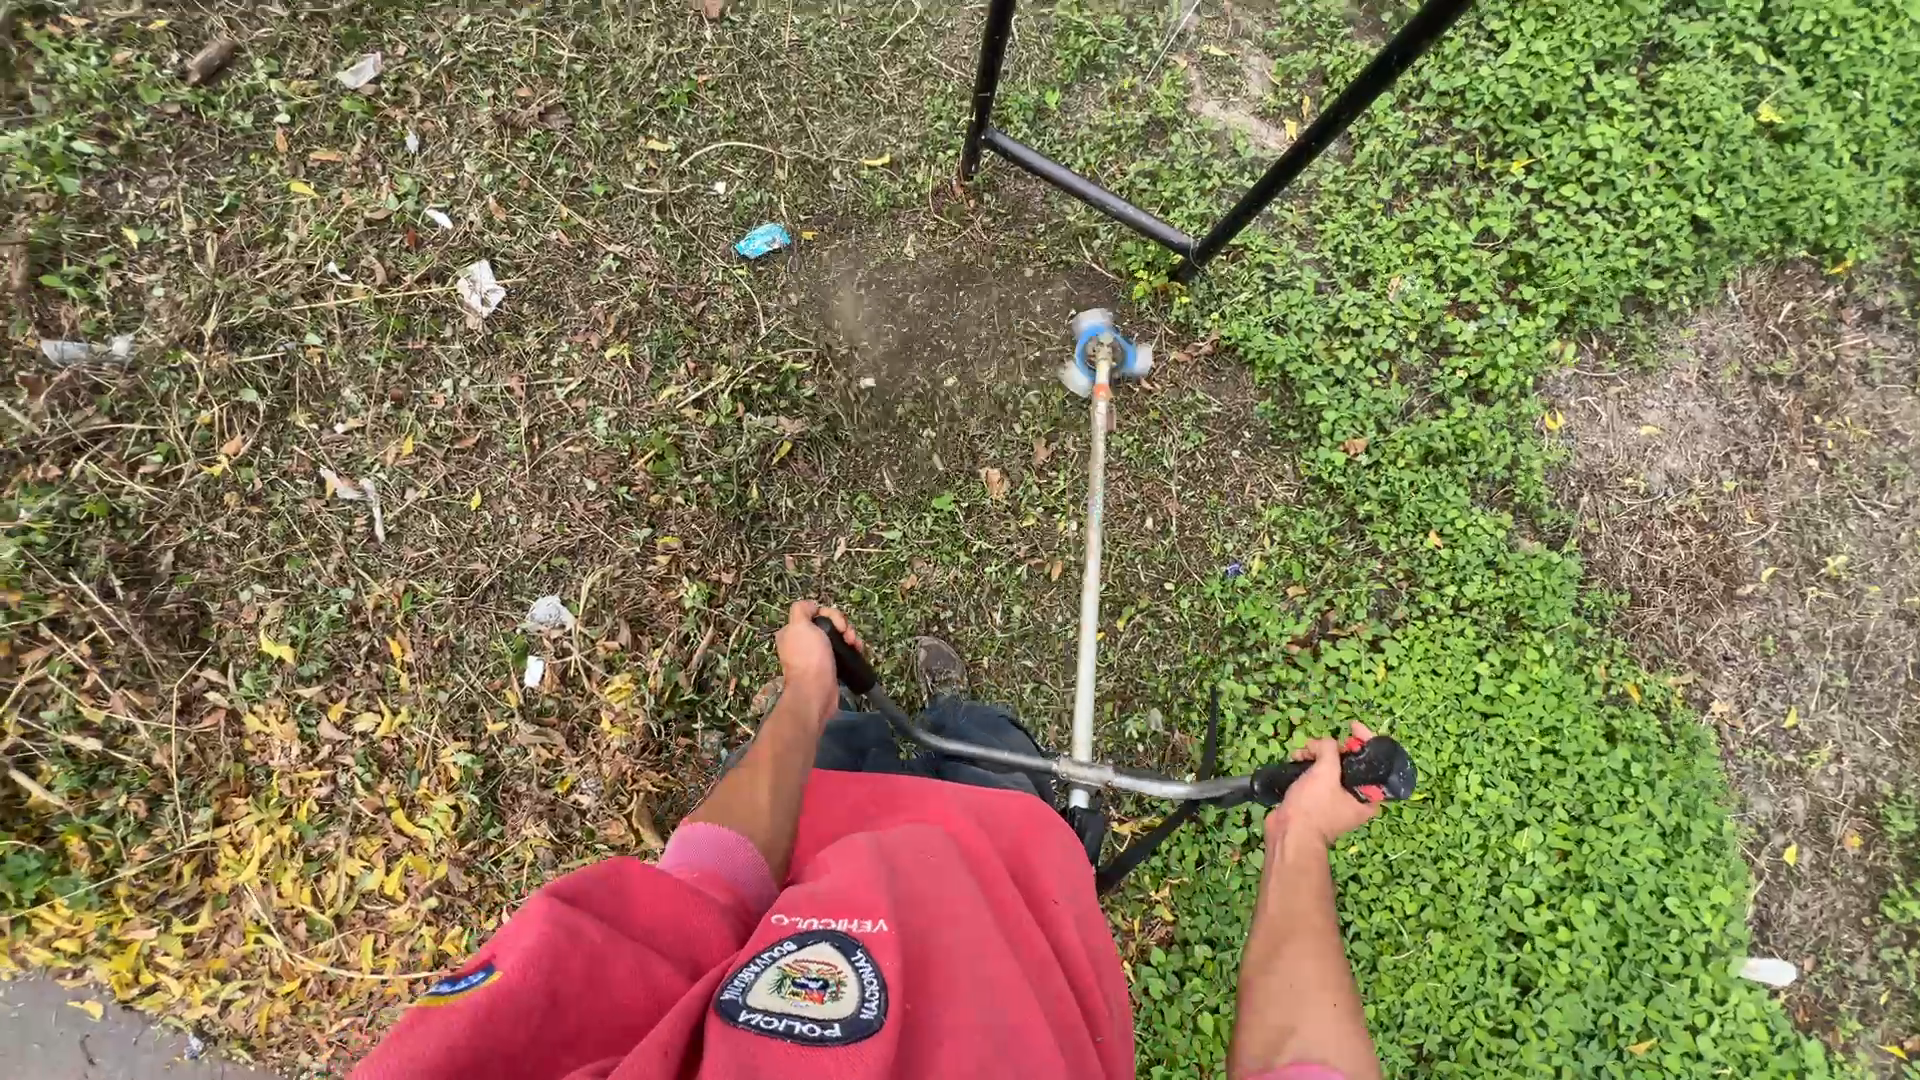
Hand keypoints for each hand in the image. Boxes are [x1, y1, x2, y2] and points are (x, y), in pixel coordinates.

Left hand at [774, 600, 863, 725]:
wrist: (817, 691)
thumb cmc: (809, 657)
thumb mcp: (799, 625)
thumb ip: (802, 609)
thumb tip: (812, 607)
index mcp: (792, 631)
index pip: (815, 613)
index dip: (830, 615)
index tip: (837, 625)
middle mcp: (803, 642)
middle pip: (828, 623)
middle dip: (843, 626)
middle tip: (848, 636)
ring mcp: (816, 655)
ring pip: (837, 636)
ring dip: (850, 636)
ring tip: (855, 645)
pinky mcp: (829, 666)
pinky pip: (842, 650)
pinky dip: (851, 648)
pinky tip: (857, 650)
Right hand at [1265, 721, 1380, 852]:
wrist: (1290, 833)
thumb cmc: (1314, 806)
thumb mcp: (1325, 773)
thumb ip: (1330, 751)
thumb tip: (1325, 744)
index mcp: (1368, 797)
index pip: (1374, 762)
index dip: (1365, 740)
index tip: (1351, 726)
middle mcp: (1356, 797)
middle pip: (1349, 762)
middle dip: (1331, 748)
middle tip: (1316, 745)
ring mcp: (1335, 798)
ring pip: (1330, 767)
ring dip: (1315, 754)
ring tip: (1300, 753)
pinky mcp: (1317, 799)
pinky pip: (1317, 775)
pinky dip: (1308, 765)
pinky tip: (1295, 760)